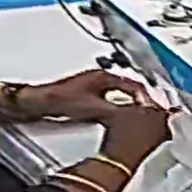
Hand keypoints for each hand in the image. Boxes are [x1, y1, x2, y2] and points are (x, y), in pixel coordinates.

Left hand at [20, 69, 158, 124]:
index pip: (137, 87)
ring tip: (142, 114)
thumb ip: (124, 110)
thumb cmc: (60, 101)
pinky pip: (117, 98)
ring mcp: (95, 85)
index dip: (149, 100)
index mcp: (104, 77)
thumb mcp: (99, 107)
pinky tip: (126, 115)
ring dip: (135, 103)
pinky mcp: (91, 93)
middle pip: (132, 89)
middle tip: (153, 112)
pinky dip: (126, 106)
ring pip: (125, 93)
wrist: (36, 104)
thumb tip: (143, 113)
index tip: (155, 110)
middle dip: (145, 101)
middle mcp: (100, 78)